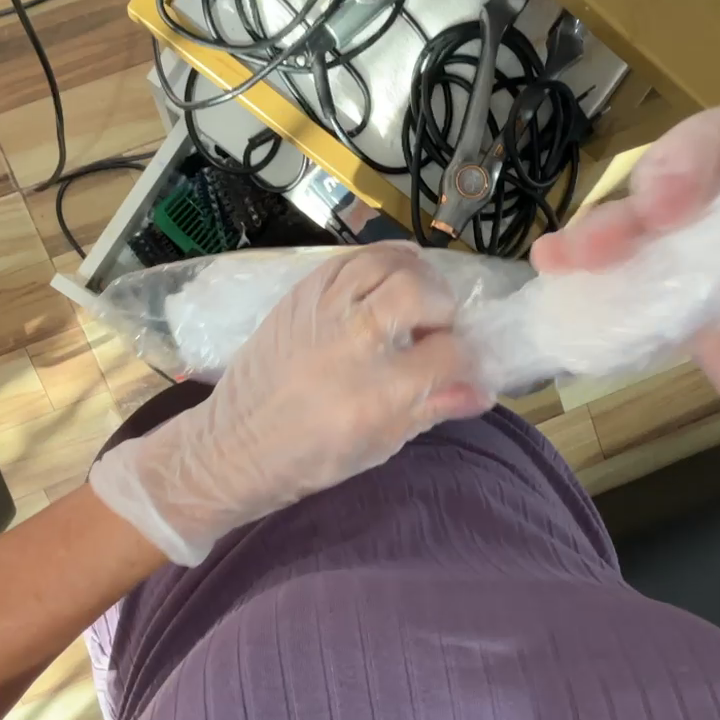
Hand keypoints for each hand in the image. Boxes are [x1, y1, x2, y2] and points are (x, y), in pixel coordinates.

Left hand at [90, 242, 492, 564]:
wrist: (237, 446)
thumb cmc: (310, 459)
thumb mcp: (379, 446)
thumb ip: (432, 409)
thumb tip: (482, 391)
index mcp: (376, 393)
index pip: (449, 353)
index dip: (469, 358)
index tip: (465, 364)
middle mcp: (351, 343)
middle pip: (419, 291)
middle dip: (442, 305)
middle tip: (436, 327)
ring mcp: (321, 312)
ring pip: (384, 263)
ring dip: (413, 275)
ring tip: (414, 299)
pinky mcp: (299, 296)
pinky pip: (349, 259)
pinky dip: (378, 263)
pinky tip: (385, 281)